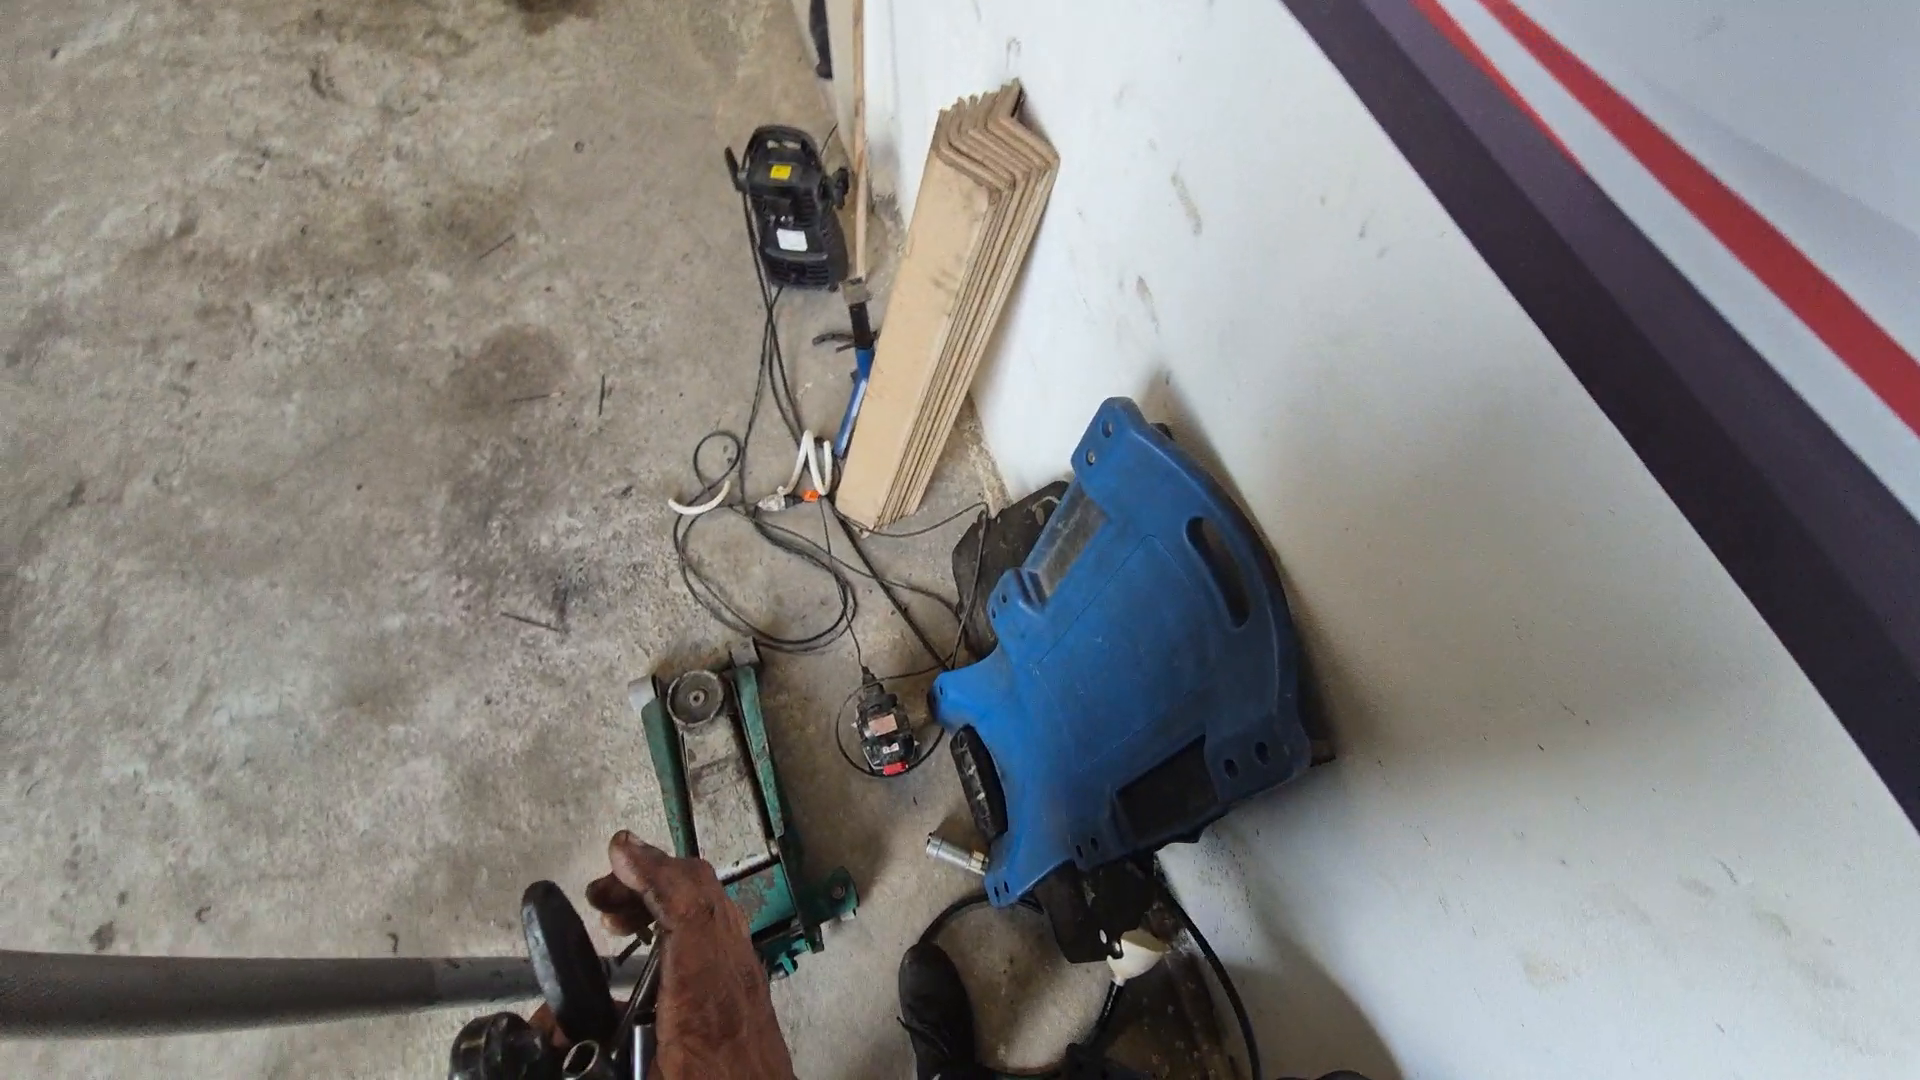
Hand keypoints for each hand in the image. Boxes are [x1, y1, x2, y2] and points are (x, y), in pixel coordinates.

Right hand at [584, 831, 794, 1079]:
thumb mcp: (643, 1071)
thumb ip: (588, 1053)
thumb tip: (548, 1024)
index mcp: (708, 998)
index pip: (690, 909)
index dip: (653, 872)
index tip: (619, 850)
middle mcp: (734, 973)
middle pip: (703, 894)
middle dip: (649, 877)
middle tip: (600, 893)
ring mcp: (745, 973)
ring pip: (712, 905)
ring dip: (664, 894)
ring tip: (616, 913)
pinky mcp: (745, 983)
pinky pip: (717, 926)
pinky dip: (682, 915)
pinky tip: (651, 940)